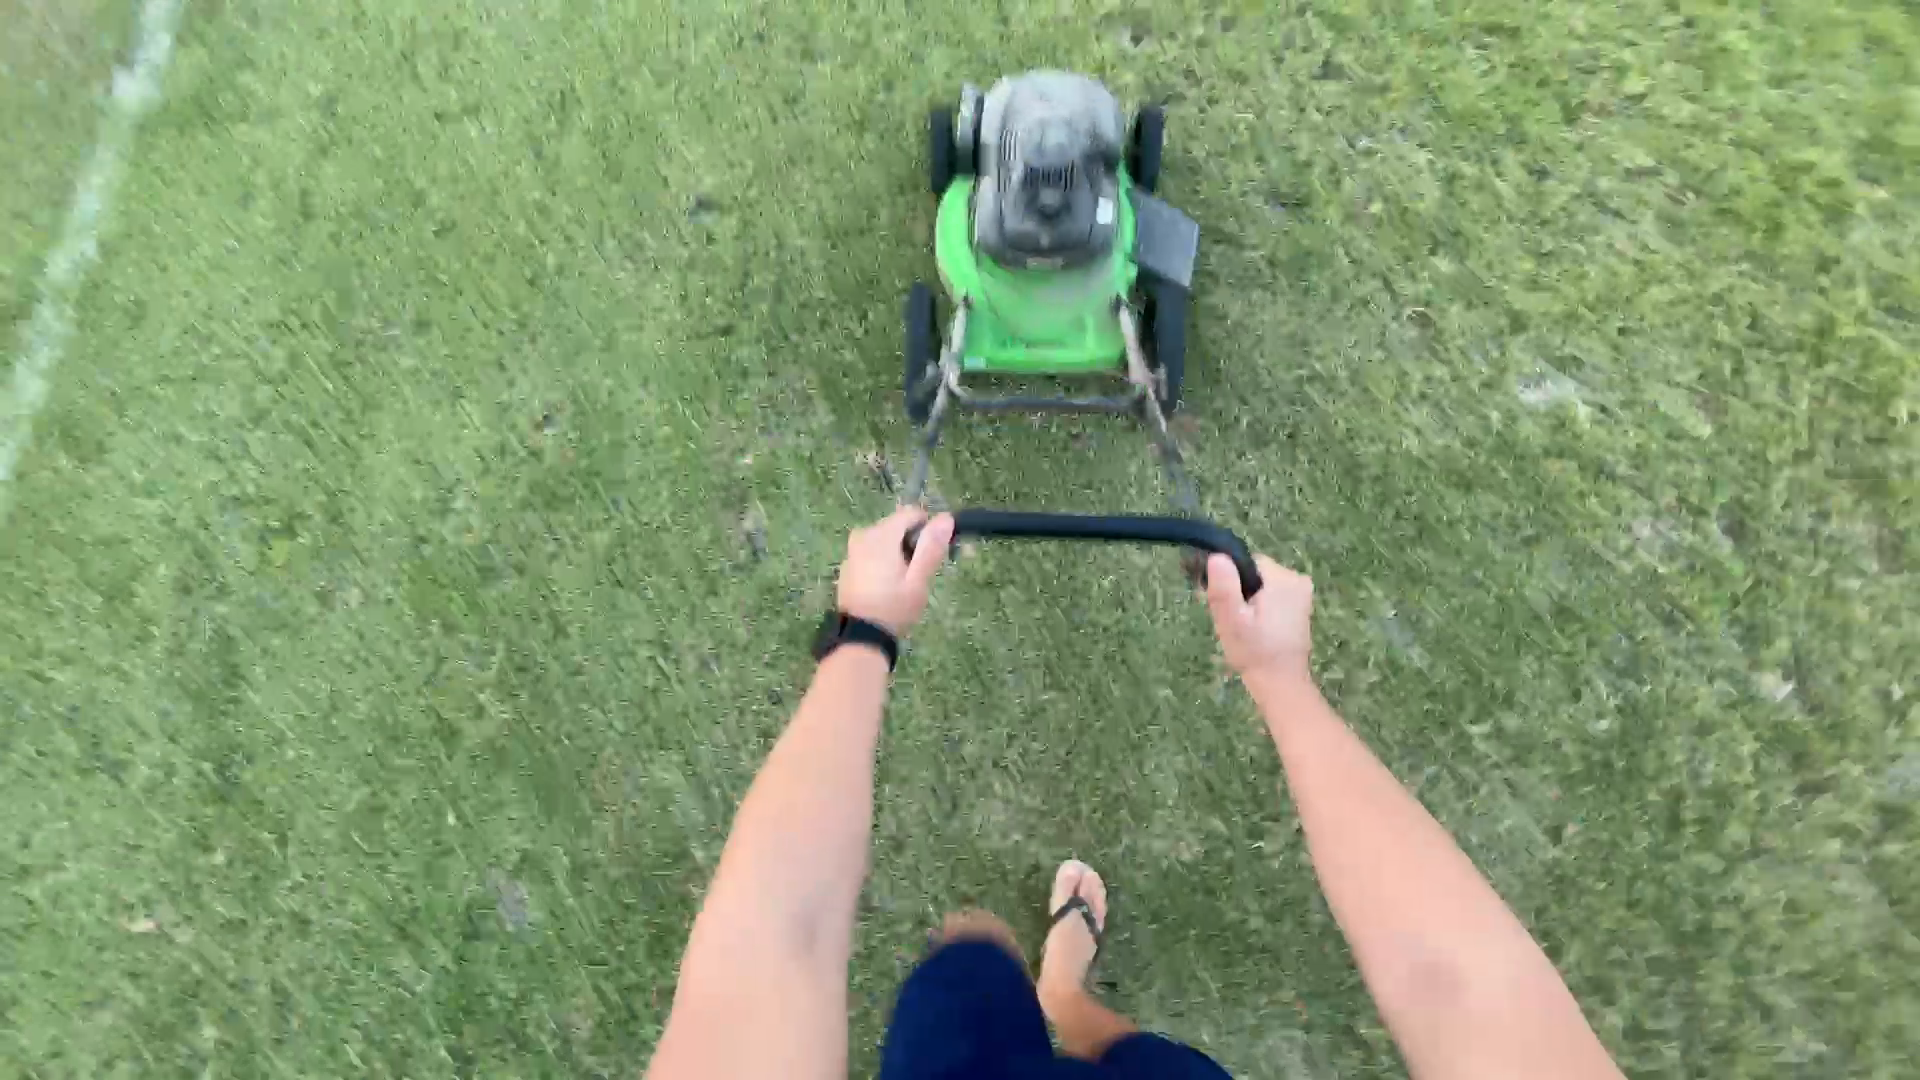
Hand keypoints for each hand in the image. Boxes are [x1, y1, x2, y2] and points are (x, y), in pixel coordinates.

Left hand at [836, 507, 954, 635]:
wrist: (861, 637)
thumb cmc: (894, 608)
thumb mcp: (918, 581)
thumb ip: (931, 547)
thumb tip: (946, 517)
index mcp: (880, 535)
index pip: (911, 513)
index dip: (928, 529)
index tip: (933, 553)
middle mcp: (863, 535)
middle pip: (897, 526)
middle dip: (913, 542)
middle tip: (921, 573)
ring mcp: (852, 550)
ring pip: (885, 539)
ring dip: (899, 552)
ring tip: (905, 581)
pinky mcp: (849, 564)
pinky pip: (872, 552)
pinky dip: (883, 561)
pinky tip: (888, 585)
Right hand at [1204, 553, 1313, 687]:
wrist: (1280, 683)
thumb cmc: (1254, 652)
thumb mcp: (1231, 619)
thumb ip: (1225, 587)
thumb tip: (1217, 556)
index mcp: (1282, 579)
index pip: (1245, 562)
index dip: (1228, 579)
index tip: (1220, 601)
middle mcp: (1298, 580)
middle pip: (1254, 573)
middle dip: (1238, 591)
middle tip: (1230, 618)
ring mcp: (1303, 594)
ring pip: (1261, 585)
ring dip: (1248, 600)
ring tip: (1241, 626)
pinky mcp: (1300, 607)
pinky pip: (1271, 596)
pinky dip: (1259, 607)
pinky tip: (1254, 628)